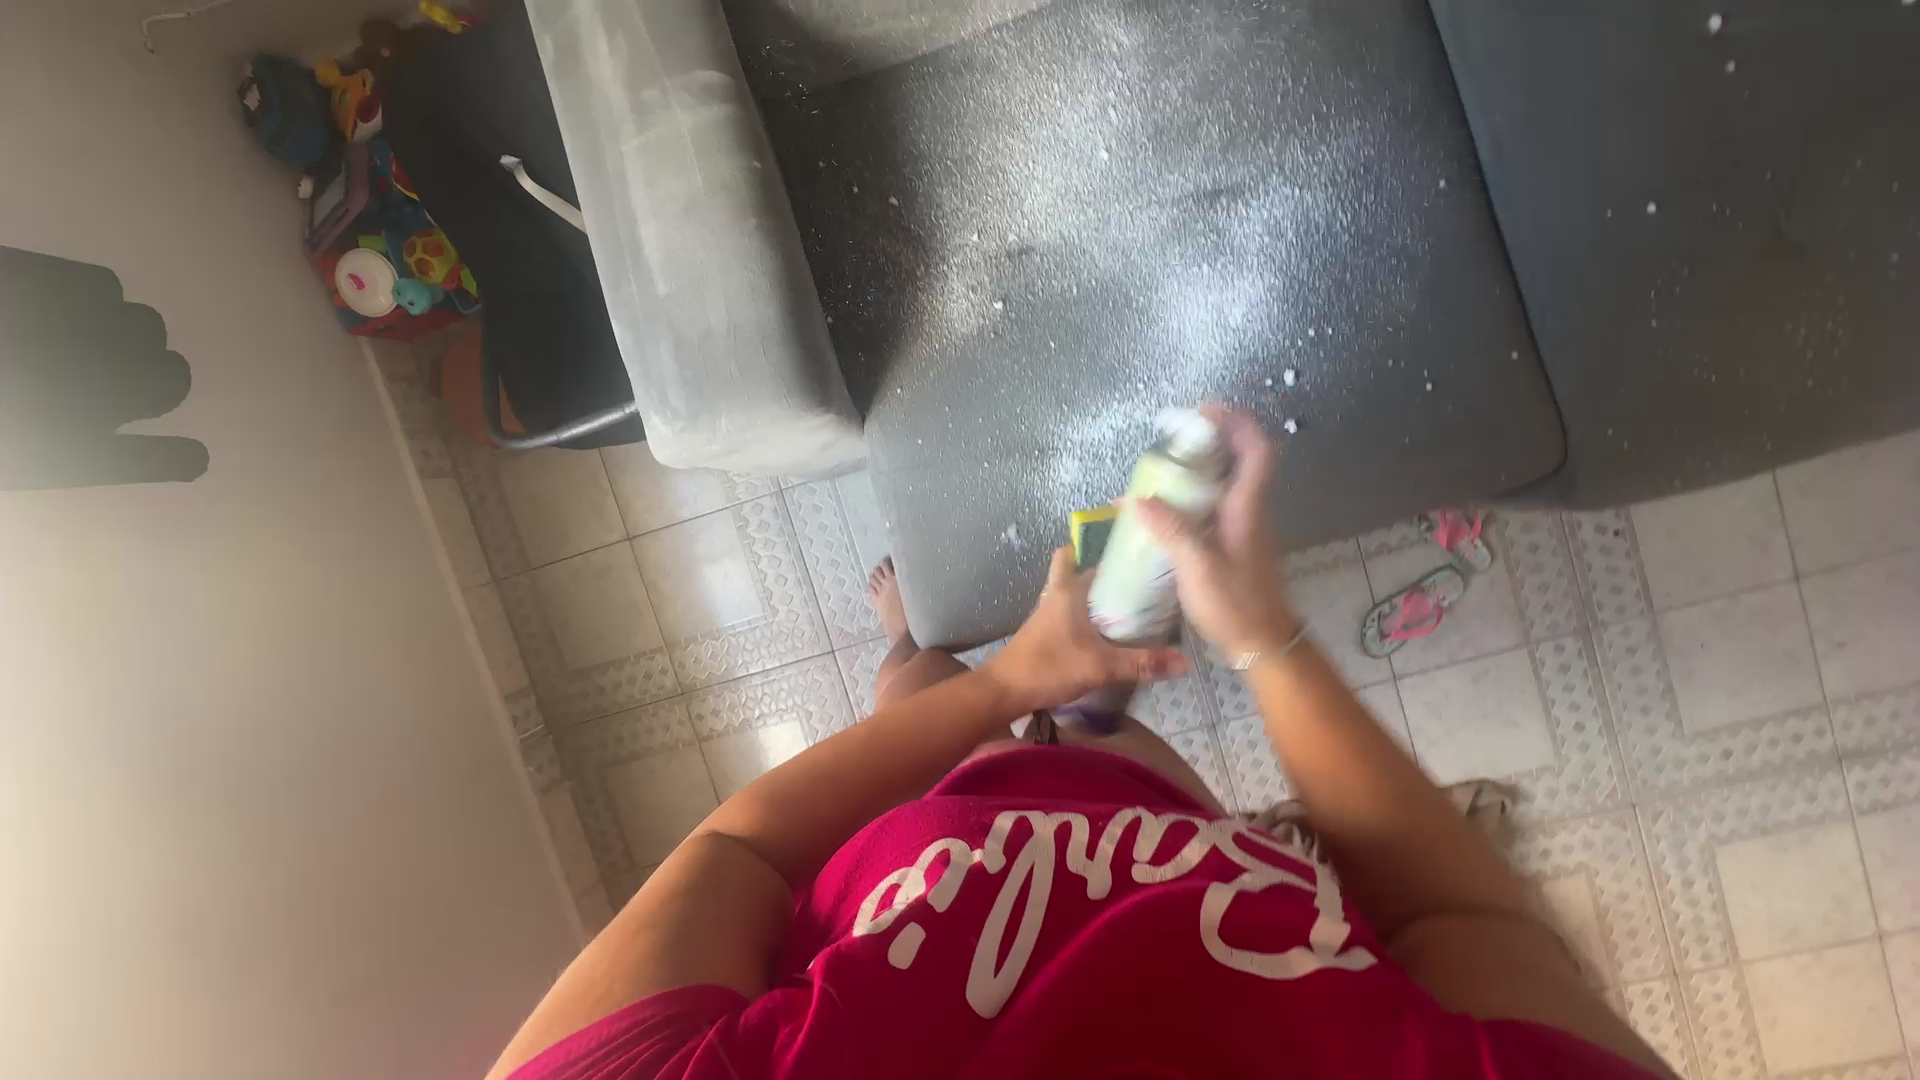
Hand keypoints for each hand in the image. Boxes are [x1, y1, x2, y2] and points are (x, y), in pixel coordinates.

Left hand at [980, 545, 1188, 714]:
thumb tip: (1184, 662)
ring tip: (1131, 606)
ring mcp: (1047, 618)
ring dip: (1096, 599)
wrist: (1004, 692)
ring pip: (1074, 598)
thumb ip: (1142, 663)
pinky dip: (1089, 620)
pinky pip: (1071, 619)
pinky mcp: (1046, 637)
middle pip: (1077, 575)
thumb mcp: (1100, 666)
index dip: (1092, 545)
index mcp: (1065, 592)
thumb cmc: (1048, 667)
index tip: (1122, 546)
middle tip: (1138, 579)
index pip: (1072, 553)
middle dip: (1103, 574)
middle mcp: (1055, 598)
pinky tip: (1109, 635)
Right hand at [1132, 406, 1301, 657]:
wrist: (1261, 644)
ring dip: (1197, 469)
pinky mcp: (1231, 545)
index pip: (1255, 450)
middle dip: (1209, 441)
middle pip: (1237, 460)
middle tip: (1171, 439)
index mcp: (1247, 508)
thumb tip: (1137, 499)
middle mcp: (1248, 511)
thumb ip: (1170, 531)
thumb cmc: (1236, 605)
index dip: (1236, 423)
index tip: (1205, 411)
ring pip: (1223, 484)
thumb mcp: (1198, 567)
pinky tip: (1162, 511)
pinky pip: (1211, 508)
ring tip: (1159, 470)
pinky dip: (1190, 499)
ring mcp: (1241, 528)